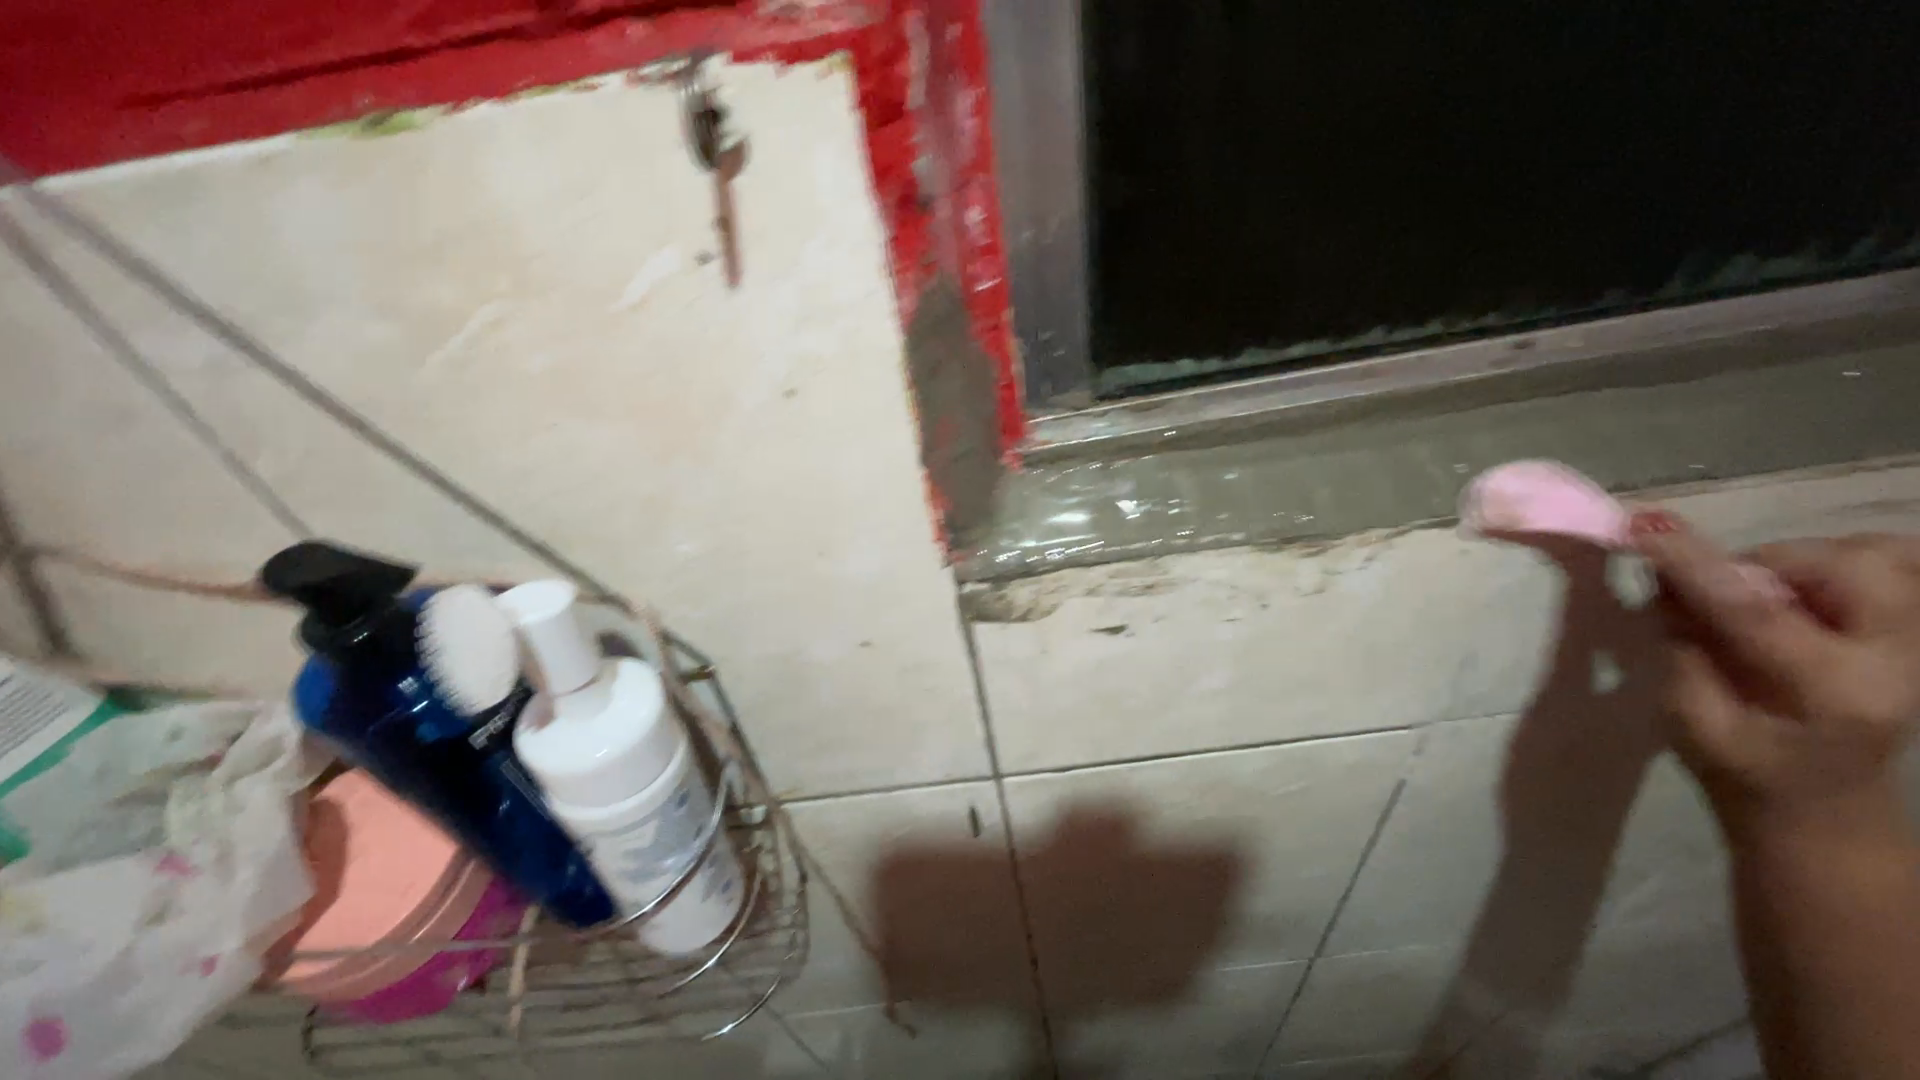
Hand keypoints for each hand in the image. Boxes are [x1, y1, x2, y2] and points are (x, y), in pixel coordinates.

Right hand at [1633, 512, 1919, 835]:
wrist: (1822, 804)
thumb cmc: (1742, 769)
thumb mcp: (1690, 720)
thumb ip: (1684, 646)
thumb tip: (1667, 578)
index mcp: (1834, 693)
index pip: (1756, 609)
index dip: (1696, 563)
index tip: (1644, 526)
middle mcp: (1898, 659)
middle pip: (1852, 565)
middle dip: (1772, 562)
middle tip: (1726, 589)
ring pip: (1879, 556)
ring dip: (1807, 563)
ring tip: (1767, 598)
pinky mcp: (1916, 630)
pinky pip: (1896, 566)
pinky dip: (1840, 564)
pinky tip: (1804, 594)